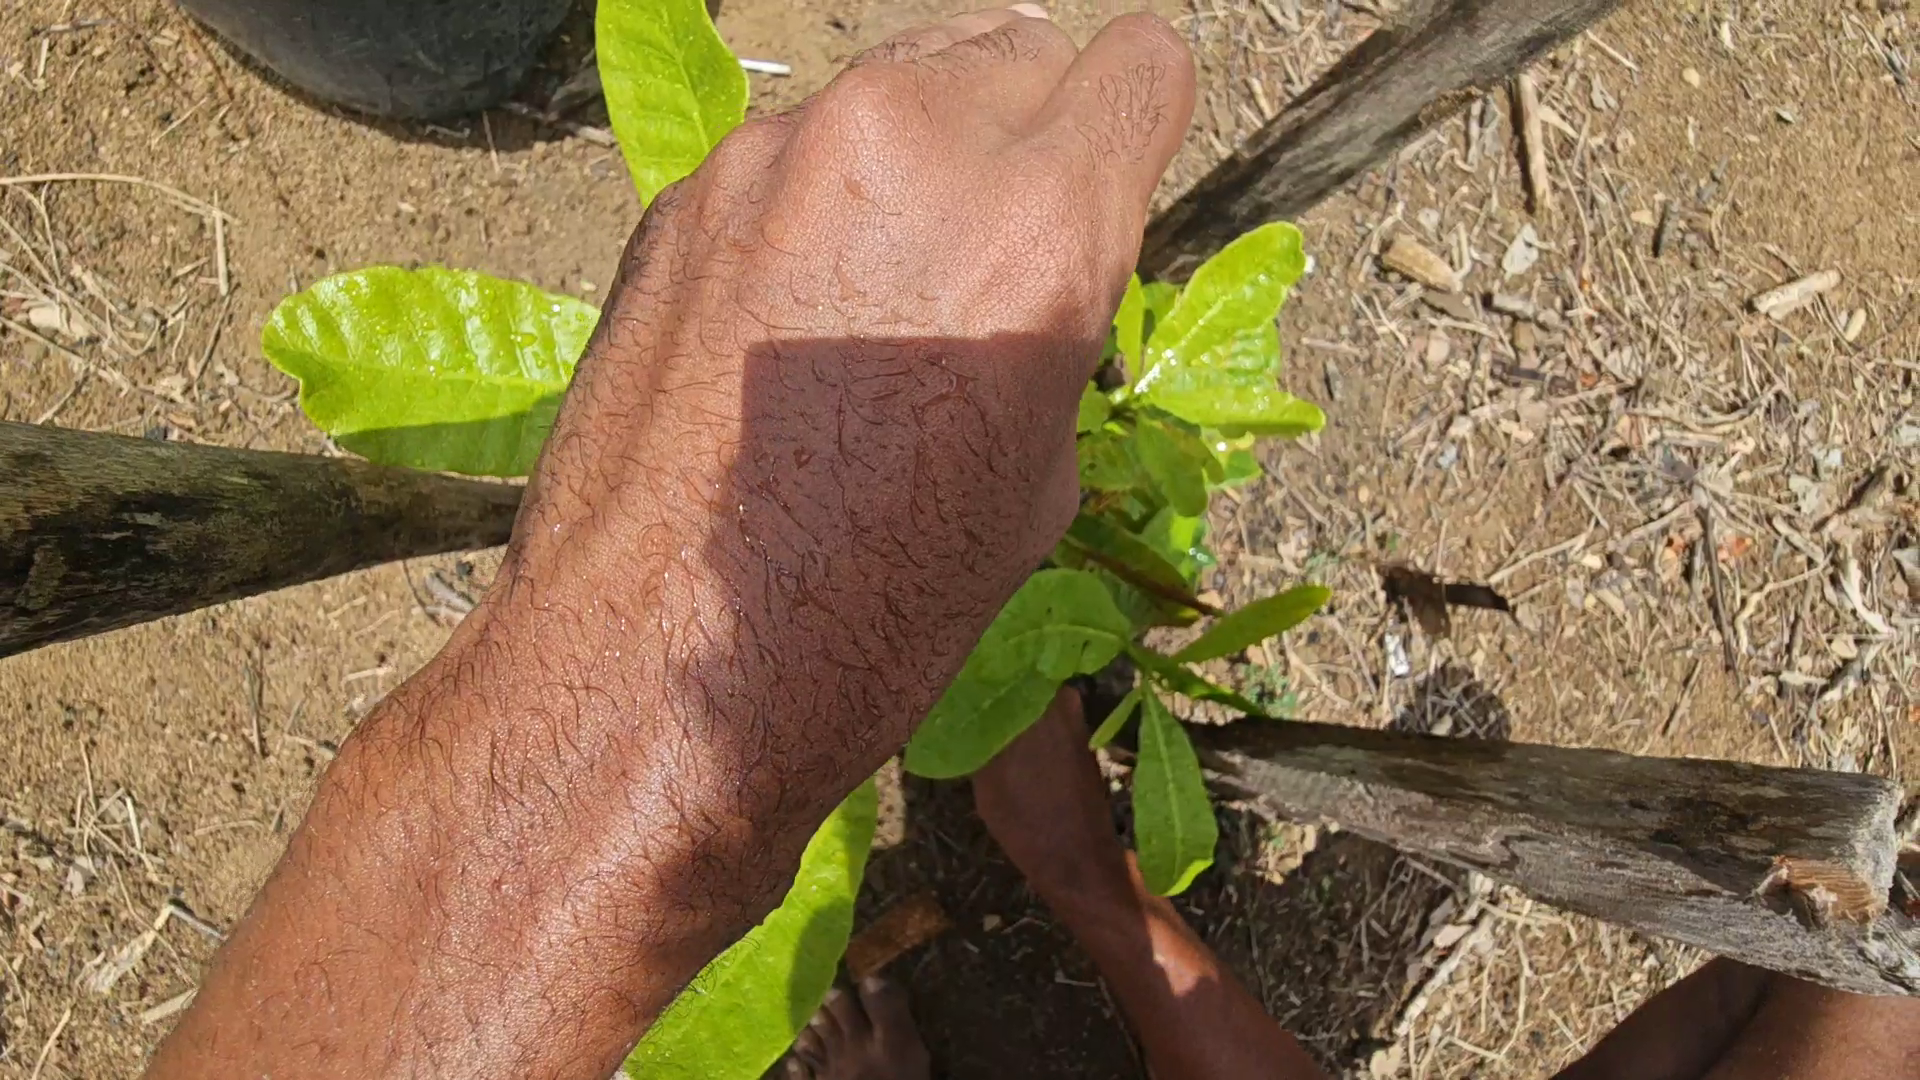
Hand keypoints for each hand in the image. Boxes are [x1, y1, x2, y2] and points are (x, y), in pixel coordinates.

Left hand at [145, 11, 1192, 1079]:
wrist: (671, 665)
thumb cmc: (884, 611)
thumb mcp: (1032, 488)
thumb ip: (1046, 343)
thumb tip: (1027, 293)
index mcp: (1035, 232)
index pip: (1140, 67)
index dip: (1136, 128)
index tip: (1108, 188)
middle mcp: (910, 149)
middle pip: (1019, 55)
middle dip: (1032, 140)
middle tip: (994, 251)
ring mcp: (776, 157)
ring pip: (902, 90)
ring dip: (925, 164)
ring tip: (886, 287)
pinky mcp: (681, 195)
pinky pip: (798, 156)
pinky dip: (825, 206)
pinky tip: (788, 316)